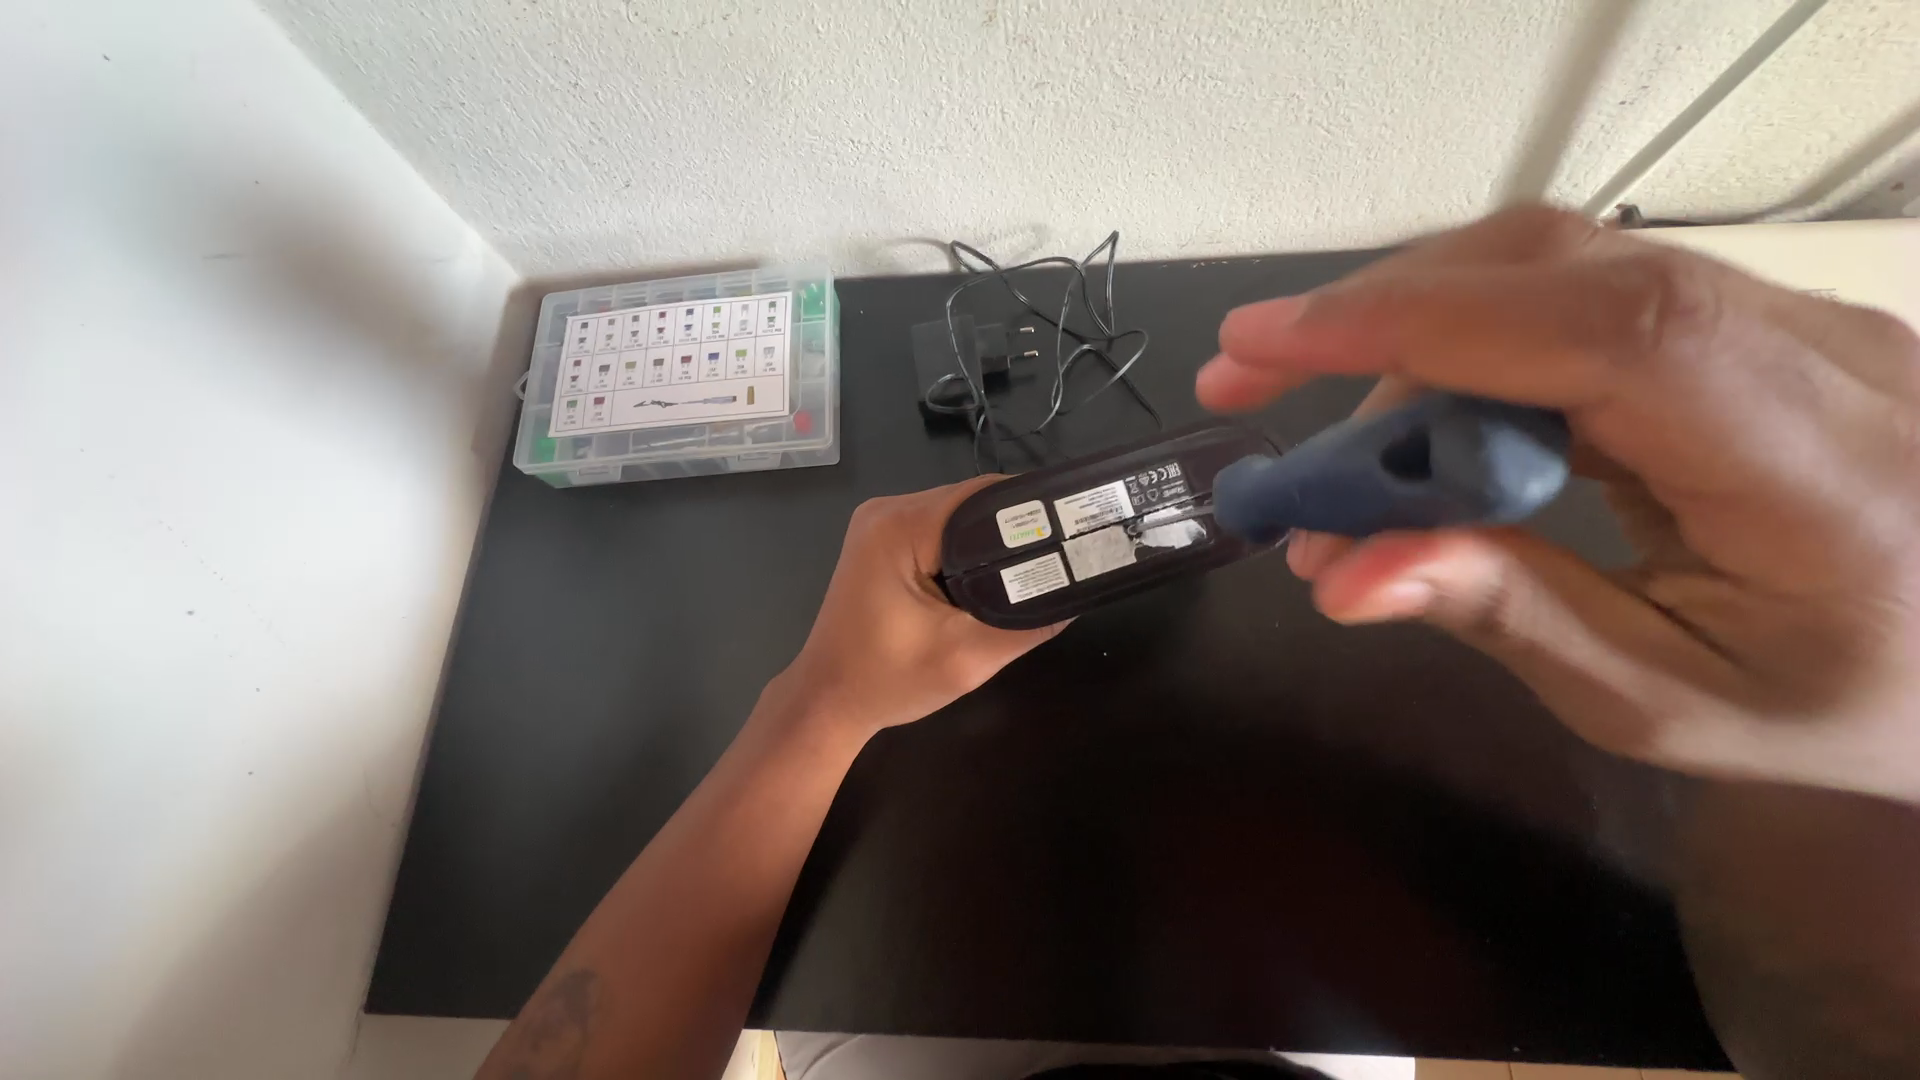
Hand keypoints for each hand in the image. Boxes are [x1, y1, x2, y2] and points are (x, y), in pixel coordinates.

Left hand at [770, 476, 1068, 738]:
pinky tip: (996, 576)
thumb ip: (1025, 626)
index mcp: (899, 526)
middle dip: (1018, 528)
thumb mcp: (966, 659)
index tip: (1075, 530)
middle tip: (1065, 554)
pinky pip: (941, 532)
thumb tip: (1075, 597)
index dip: (1033, 511)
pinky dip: (969, 550)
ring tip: (1039, 566)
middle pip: (972, 503)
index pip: (983, 498)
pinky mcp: (884, 542)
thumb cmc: (887, 682)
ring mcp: (881, 524)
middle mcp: (887, 511)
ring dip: (993, 540)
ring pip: (959, 517)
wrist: (827, 702)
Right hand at [1197, 205, 1919, 802]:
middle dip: (1363, 313)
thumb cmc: (1855, 704)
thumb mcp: (1665, 702)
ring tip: (1319, 456)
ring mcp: (1774, 318)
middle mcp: (1810, 351)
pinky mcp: (1730, 323)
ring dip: (1393, 341)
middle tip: (1235, 378)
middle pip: (1549, 267)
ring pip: (1538, 271)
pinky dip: (1445, 354)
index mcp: (1818, 470)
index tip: (1262, 346)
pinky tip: (1402, 432)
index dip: (1417, 321)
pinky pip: (1555, 302)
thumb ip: (1509, 620)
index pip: (1605, 334)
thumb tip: (1343, 578)